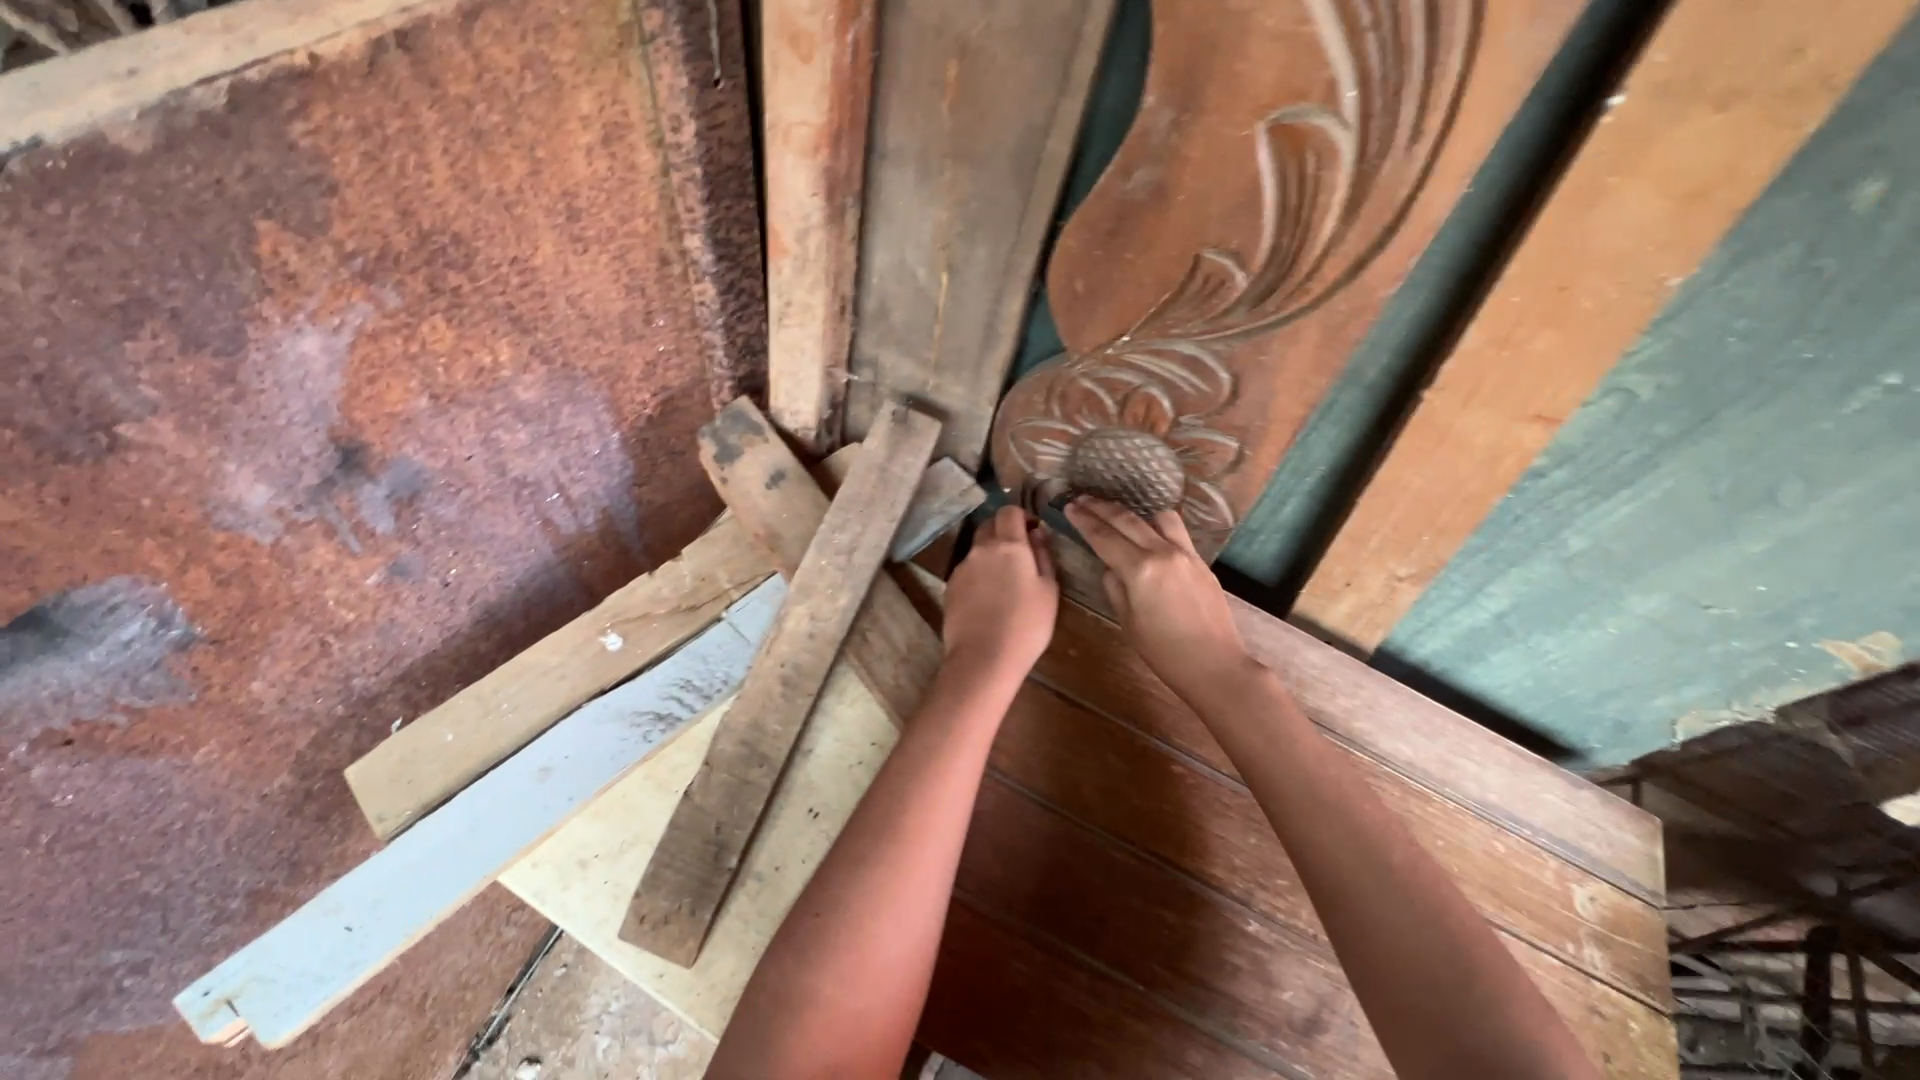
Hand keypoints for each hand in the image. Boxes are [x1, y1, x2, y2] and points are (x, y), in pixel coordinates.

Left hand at [941, 505, 1058, 679]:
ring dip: (990, 554)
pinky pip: (967, 570)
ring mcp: (961, 568)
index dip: (1021, 516)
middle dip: (1004, 531)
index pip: (1009, 511)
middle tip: (1020, 555)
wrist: (983, 658)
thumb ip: (1044, 556)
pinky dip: (979, 574)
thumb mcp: (1048, 590)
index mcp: (1009, 545)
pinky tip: (988, 598)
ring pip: (977, 549)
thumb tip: (1038, 533)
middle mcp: (981, 549)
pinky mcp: (949, 587)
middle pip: (989, 525)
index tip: (1033, 532)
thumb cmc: (1026, 625)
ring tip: (1004, 582)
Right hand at [1062, 497, 1254, 699]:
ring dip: (1135, 512)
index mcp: (1140, 570)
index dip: (1084, 521)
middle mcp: (1163, 552)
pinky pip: (1177, 532)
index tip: (1070, 507)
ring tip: (1120, 514)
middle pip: (1128, 520)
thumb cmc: (1164, 652)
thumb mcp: (1128, 622)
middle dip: (1102, 508)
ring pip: (1158, 517)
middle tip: (1083, 499)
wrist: (1214, 664)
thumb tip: (1112, 568)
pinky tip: (1149, 534)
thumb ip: (1115, 588)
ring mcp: (1187, 554)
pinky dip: (1158, 526)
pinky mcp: (1201, 562)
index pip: (1104, 537)